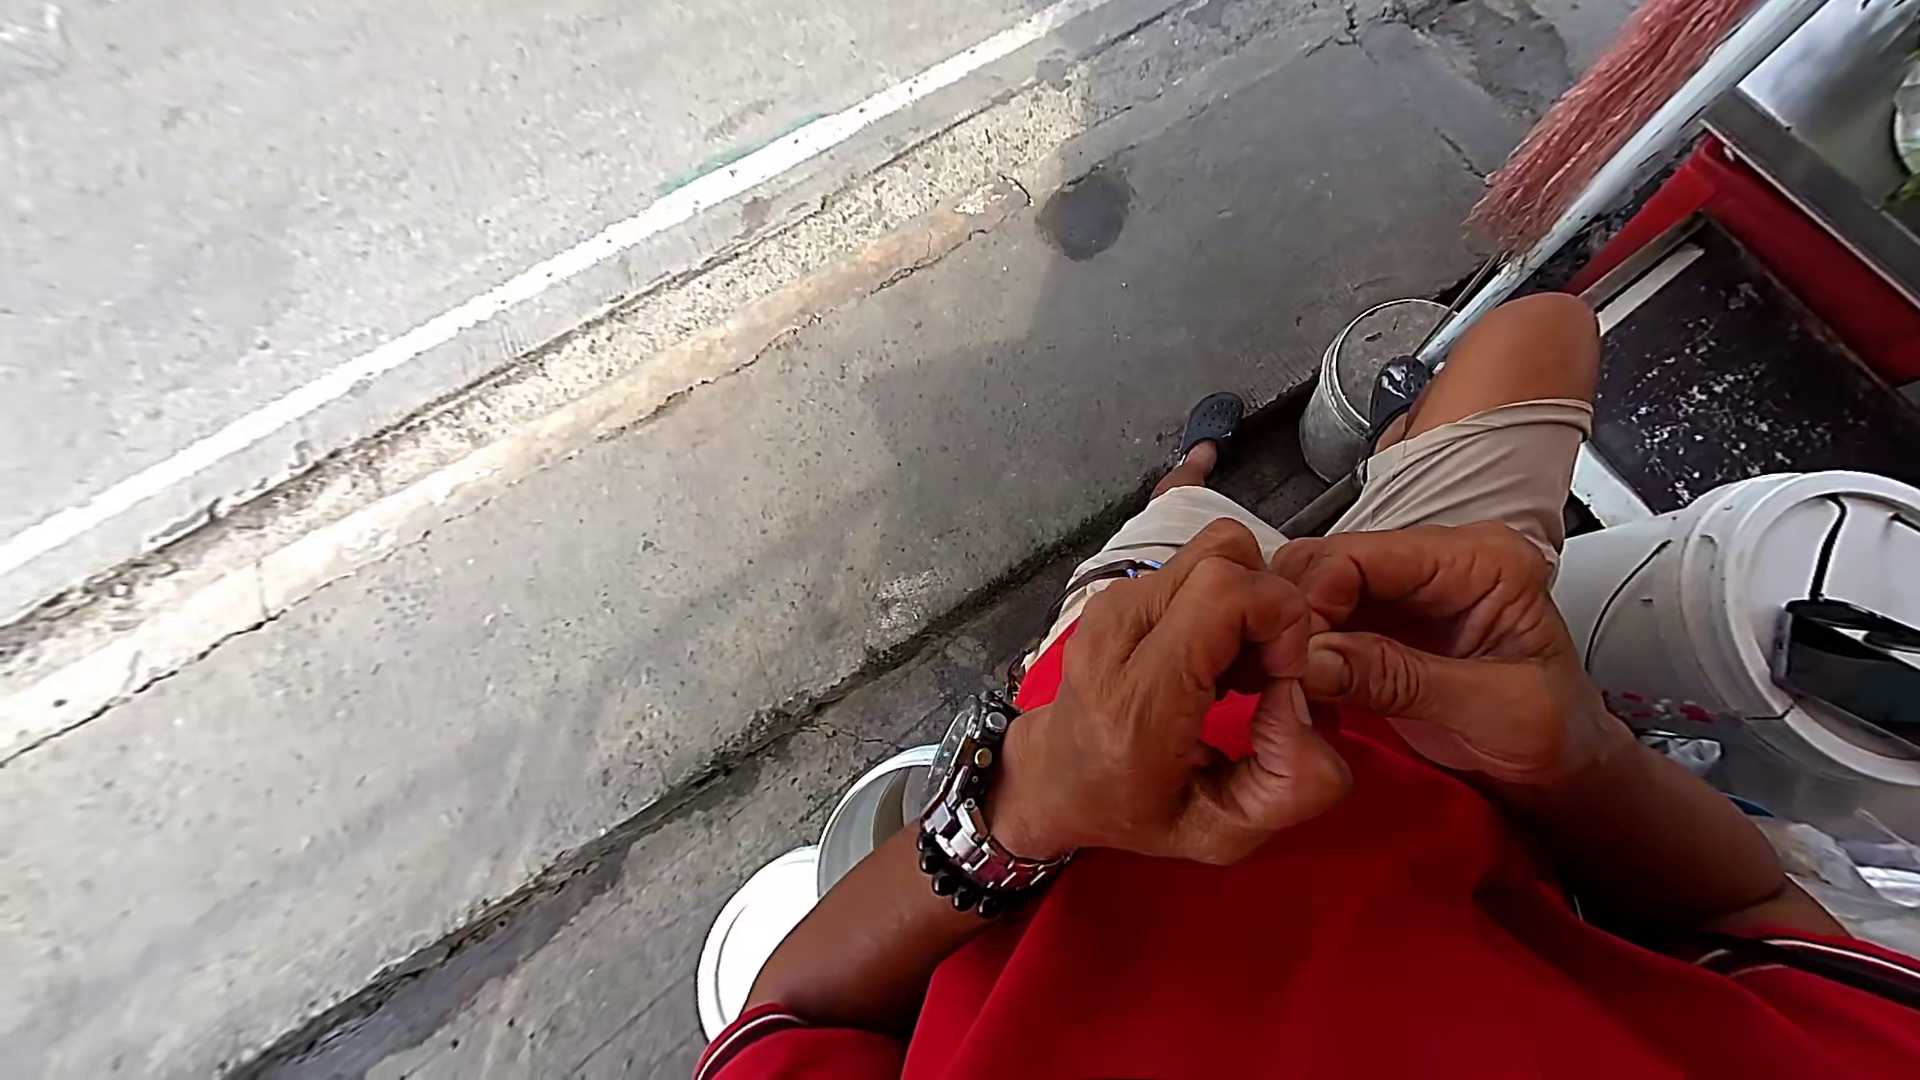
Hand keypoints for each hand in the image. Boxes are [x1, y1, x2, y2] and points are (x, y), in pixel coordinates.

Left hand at [991, 519, 1350, 865]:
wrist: (1057, 775)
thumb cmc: (1131, 806)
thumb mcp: (1224, 833)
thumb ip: (1296, 782)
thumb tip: (1299, 697)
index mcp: (1137, 697)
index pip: (1222, 592)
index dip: (1279, 616)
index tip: (1280, 673)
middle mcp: (1115, 634)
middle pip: (1221, 555)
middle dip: (1268, 602)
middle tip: (1259, 667)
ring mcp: (1110, 605)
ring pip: (1211, 551)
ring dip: (1244, 600)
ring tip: (1232, 666)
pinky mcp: (1115, 594)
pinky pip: (1192, 567)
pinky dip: (1219, 601)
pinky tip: (1208, 655)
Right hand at [1271, 522, 1628, 785]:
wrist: (1555, 763)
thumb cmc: (1554, 735)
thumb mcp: (1494, 711)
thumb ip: (1401, 680)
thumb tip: (1311, 663)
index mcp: (1477, 559)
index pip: (1356, 554)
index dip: (1314, 601)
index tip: (1297, 658)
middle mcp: (1425, 559)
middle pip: (1318, 561)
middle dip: (1293, 616)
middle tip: (1288, 671)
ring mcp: (1390, 585)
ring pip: (1301, 584)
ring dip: (1287, 632)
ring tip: (1292, 679)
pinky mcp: (1363, 613)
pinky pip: (1305, 615)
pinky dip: (1291, 646)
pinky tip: (1297, 678)